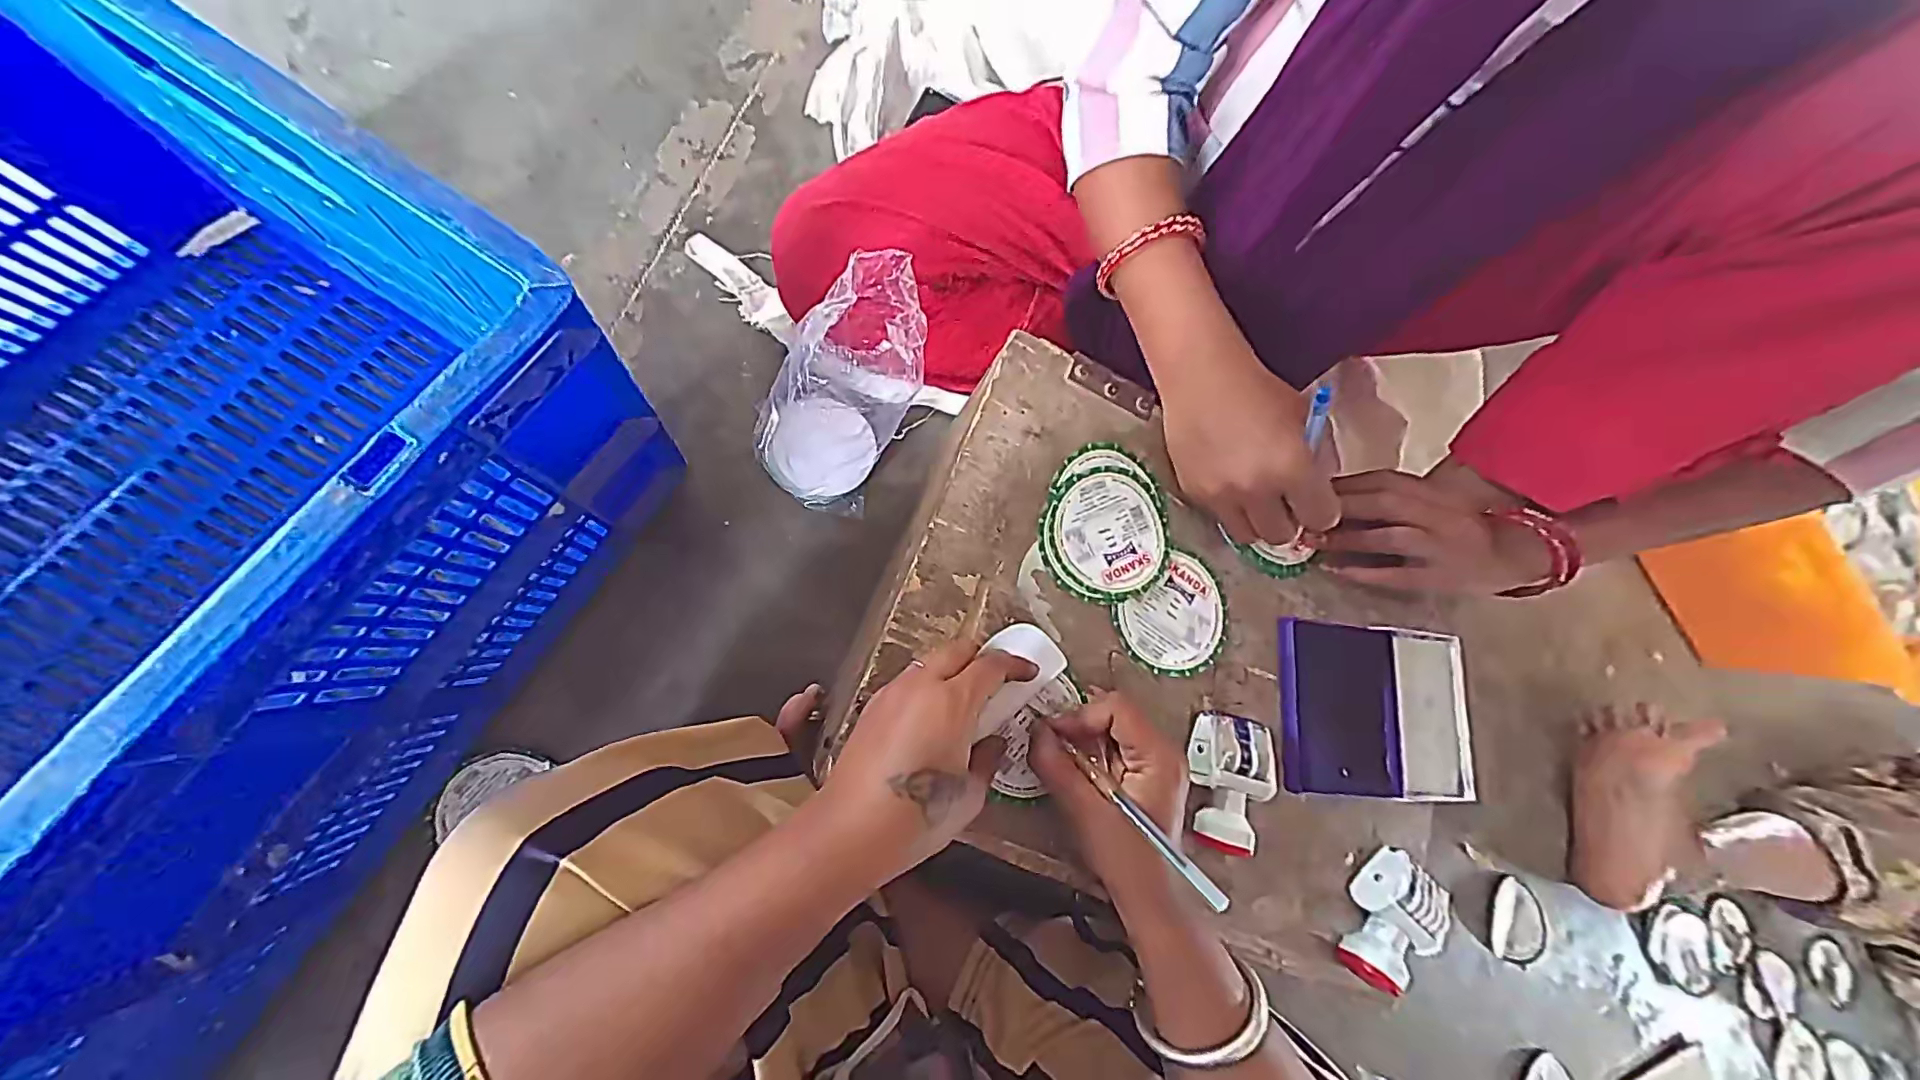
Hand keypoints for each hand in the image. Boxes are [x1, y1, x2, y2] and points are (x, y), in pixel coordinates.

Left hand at [822, 638, 1036, 881]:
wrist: (849, 831)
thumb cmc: (917, 816)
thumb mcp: (969, 794)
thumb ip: (987, 759)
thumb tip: (992, 743)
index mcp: (952, 701)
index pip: (990, 665)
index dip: (1013, 664)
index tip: (1026, 672)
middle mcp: (920, 687)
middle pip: (956, 650)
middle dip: (981, 658)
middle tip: (997, 679)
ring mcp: (891, 695)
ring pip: (928, 663)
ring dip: (950, 671)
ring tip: (963, 701)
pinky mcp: (870, 709)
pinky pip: (907, 683)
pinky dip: (926, 688)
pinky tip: (930, 719)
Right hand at [1029, 693, 1191, 913]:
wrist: (1149, 898)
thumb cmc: (1126, 859)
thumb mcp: (1084, 809)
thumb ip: (1057, 766)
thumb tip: (1037, 732)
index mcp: (1158, 755)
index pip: (1116, 707)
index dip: (1080, 715)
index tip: (1053, 732)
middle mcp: (1164, 753)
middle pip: (1115, 714)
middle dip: (1079, 726)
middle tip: (1051, 742)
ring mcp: (1158, 765)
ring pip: (1113, 730)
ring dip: (1083, 739)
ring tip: (1061, 758)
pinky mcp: (1147, 777)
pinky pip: (1115, 748)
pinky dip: (1091, 753)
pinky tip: (1076, 771)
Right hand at [1157, 325, 1340, 545]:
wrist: (1201, 378)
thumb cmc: (1257, 389)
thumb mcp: (1302, 417)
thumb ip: (1315, 456)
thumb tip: (1317, 484)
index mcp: (1292, 469)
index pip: (1321, 517)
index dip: (1323, 511)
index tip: (1316, 502)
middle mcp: (1256, 490)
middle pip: (1282, 535)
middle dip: (1289, 522)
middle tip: (1285, 504)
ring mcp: (1221, 496)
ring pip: (1247, 535)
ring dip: (1256, 522)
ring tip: (1255, 501)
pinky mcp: (1194, 493)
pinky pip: (1218, 517)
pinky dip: (1229, 508)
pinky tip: (1228, 483)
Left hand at [1316, 470, 1553, 593]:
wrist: (1510, 554)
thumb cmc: (1454, 524)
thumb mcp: (1425, 500)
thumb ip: (1385, 495)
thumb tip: (1325, 492)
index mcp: (1429, 491)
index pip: (1381, 481)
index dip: (1341, 484)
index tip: (1303, 490)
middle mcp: (1436, 514)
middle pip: (1383, 503)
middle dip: (1339, 507)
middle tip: (1300, 516)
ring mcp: (1438, 546)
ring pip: (1387, 538)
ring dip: (1346, 539)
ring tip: (1312, 543)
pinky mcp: (1439, 577)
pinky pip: (1398, 575)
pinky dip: (1365, 573)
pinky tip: (1335, 570)